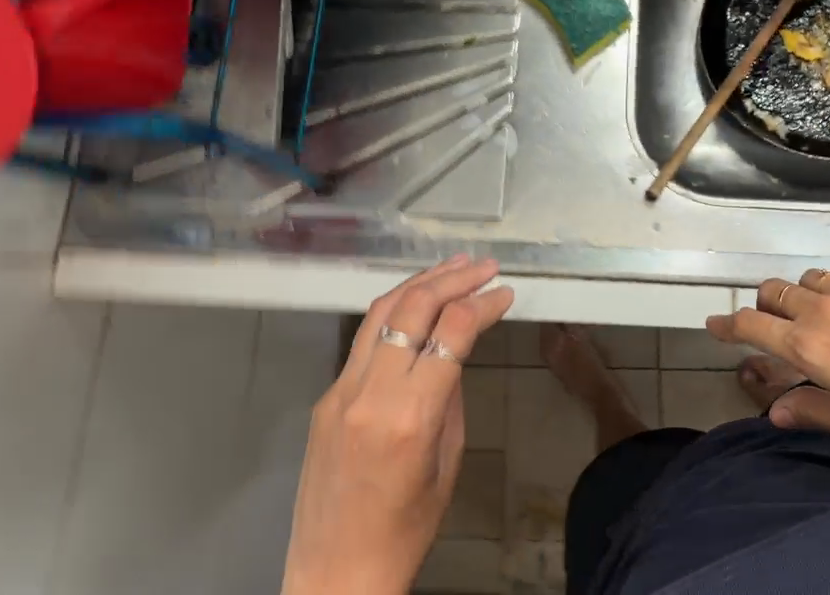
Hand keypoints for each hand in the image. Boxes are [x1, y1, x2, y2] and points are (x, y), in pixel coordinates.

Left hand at [283, 255, 514, 594]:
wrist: (335, 574)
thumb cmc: (405, 532)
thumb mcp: (446, 464)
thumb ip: (450, 398)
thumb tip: (453, 350)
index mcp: (409, 416)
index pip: (450, 332)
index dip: (483, 304)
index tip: (505, 292)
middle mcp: (369, 392)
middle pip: (413, 308)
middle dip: (452, 279)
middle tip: (483, 266)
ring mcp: (340, 390)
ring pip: (381, 312)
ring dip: (420, 282)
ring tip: (453, 267)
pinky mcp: (325, 396)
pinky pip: (363, 340)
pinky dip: (394, 311)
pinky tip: (416, 304)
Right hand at [707, 263, 829, 479]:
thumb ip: (813, 411)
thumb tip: (775, 411)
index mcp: (810, 347)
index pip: (751, 326)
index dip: (726, 326)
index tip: (711, 324)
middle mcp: (828, 309)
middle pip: (775, 291)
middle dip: (762, 305)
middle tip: (767, 324)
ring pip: (813, 277)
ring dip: (803, 293)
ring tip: (818, 315)